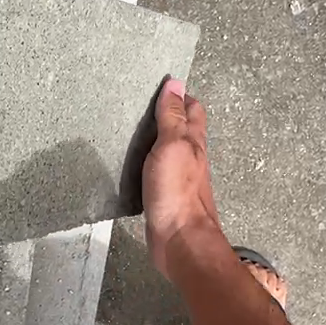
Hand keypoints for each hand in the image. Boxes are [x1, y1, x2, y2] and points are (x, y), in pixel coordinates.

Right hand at [143, 78, 228, 278]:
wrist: (180, 241)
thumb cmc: (177, 192)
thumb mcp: (172, 146)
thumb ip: (172, 117)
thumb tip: (175, 83)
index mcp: (194, 142)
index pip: (192, 110)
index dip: (180, 96)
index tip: (161, 86)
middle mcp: (189, 159)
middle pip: (181, 131)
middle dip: (167, 116)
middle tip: (142, 106)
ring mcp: (177, 180)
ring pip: (168, 153)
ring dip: (154, 142)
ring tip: (131, 131)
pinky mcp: (164, 199)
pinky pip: (155, 175)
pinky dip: (145, 165)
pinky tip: (131, 166)